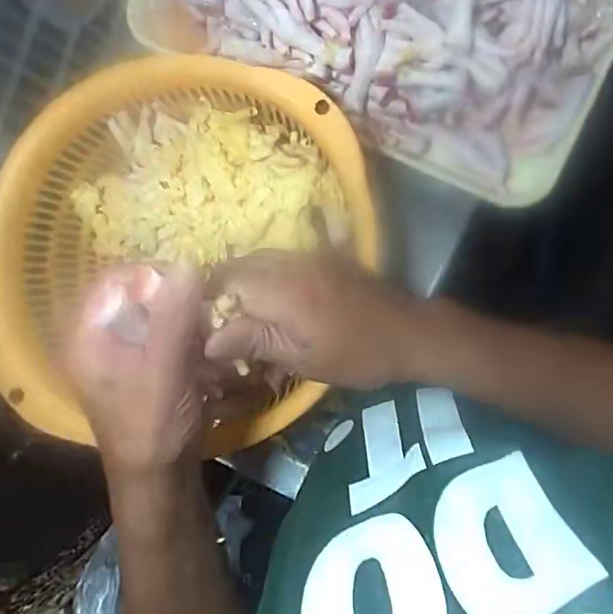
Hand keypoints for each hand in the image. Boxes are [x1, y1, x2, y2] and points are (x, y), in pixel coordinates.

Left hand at [64, 264, 207, 472]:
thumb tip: (188, 261)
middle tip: (199, 310)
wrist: (160, 477)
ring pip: (153, 311)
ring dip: (182, 315)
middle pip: (134, 293)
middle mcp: (97, 339)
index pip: (112, 280)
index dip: (150, 276)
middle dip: (171, 297)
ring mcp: (120, 352)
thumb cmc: (154, 424)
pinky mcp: (142, 364)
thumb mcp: (165, 366)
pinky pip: (163, 331)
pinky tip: (201, 348)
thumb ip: (174, 315)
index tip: (186, 288)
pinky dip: (184, 332)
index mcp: (87, 337)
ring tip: (203, 332)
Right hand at [204, 251, 422, 388]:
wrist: (410, 332)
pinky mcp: (326, 256)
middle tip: (222, 324)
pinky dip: (271, 274)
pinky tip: (275, 299)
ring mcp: (310, 255)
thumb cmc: (356, 354)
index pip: (224, 278)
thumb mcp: (302, 358)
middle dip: (223, 290)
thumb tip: (208, 339)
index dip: (206, 298)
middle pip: (240, 264)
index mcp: (281, 288)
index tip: (203, 325)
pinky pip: (285, 258)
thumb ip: (254, 341)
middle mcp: (291, 262)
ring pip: (261, 259)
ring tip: (248, 316)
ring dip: (247, 282)